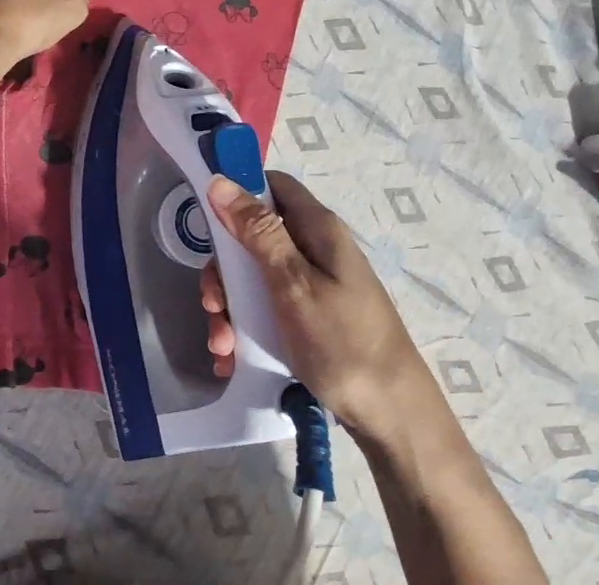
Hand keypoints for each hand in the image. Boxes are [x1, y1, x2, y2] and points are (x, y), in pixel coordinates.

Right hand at [201, 172, 430, 438]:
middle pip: (253, 238)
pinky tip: (232, 357)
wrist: (391, 417)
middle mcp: (315, 251)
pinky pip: (265, 311)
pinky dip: (244, 330)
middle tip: (213, 303)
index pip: (272, 186)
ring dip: (229, 308)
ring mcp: (313, 286)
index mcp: (318, 230)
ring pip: (253, 279)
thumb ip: (258, 233)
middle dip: (224, 271)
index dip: (238, 193)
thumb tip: (221, 182)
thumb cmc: (342, 343)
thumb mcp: (292, 284)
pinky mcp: (309, 319)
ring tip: (222, 344)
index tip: (207, 219)